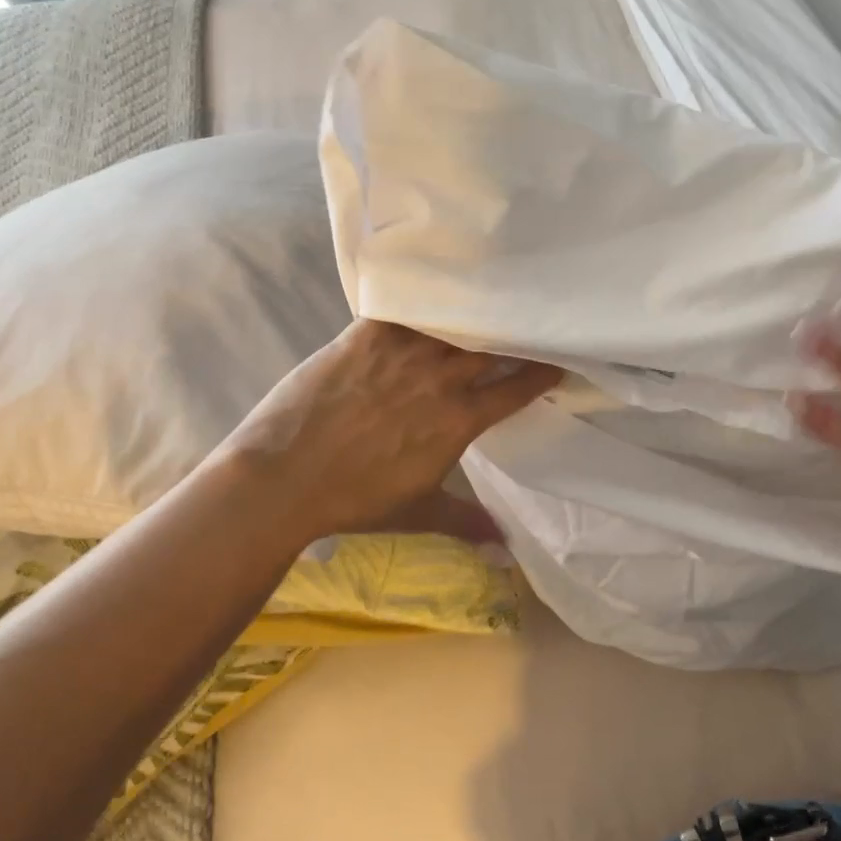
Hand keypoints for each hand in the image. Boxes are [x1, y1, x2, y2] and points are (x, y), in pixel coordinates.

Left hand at [213, 319, 562, 545]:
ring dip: (474, 316)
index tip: (558, 361)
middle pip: (494, 346)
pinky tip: (430, 292)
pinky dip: (423, 302)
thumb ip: (467, 521)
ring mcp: (405, 352)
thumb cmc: (354, 501)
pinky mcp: (367, 335)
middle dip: (516, 337)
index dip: (544, 372)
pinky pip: (407, 308)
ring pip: (455, 322)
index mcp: (460, 420)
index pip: (518, 387)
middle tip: (526, 326)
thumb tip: (505, 548)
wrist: (282, 479)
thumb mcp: (418, 512)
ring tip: (485, 305)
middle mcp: (442, 379)